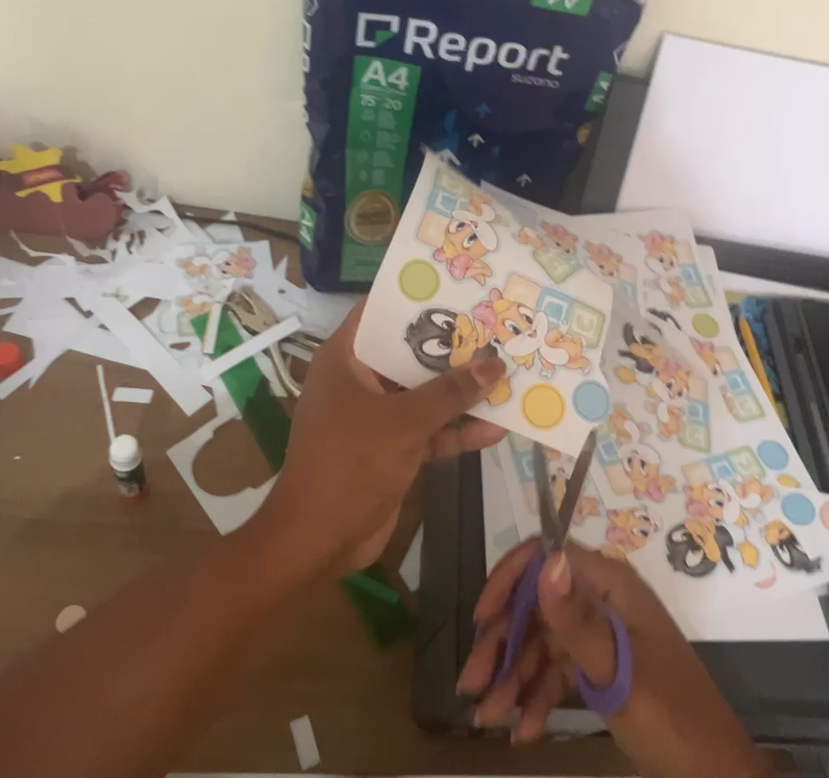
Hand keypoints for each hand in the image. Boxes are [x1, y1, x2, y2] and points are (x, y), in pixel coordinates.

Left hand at [257, 302, 505, 573]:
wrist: (319, 538)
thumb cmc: (351, 462)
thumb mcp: (405, 421)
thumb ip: (451, 393)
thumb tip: (495, 366)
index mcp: (346, 359)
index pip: (380, 313)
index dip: (417, 300)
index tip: (460, 290)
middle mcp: (360, 381)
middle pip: (410, 355)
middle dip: (454, 349)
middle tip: (498, 329)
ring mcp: (376, 418)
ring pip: (425, 395)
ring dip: (462, 393)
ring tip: (509, 375)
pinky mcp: (392, 450)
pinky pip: (430, 431)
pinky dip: (457, 431)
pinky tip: (497, 428)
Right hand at [457, 543, 771, 777]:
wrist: (712, 773)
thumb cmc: (670, 716)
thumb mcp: (616, 671)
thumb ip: (575, 620)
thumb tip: (547, 559)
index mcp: (612, 587)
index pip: (549, 557)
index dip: (509, 580)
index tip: (479, 617)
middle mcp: (603, 602)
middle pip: (537, 606)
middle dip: (502, 644)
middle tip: (470, 684)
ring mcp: (602, 636)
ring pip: (542, 643)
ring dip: (513, 677)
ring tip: (487, 717)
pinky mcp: (601, 670)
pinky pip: (557, 672)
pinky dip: (536, 697)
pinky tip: (520, 730)